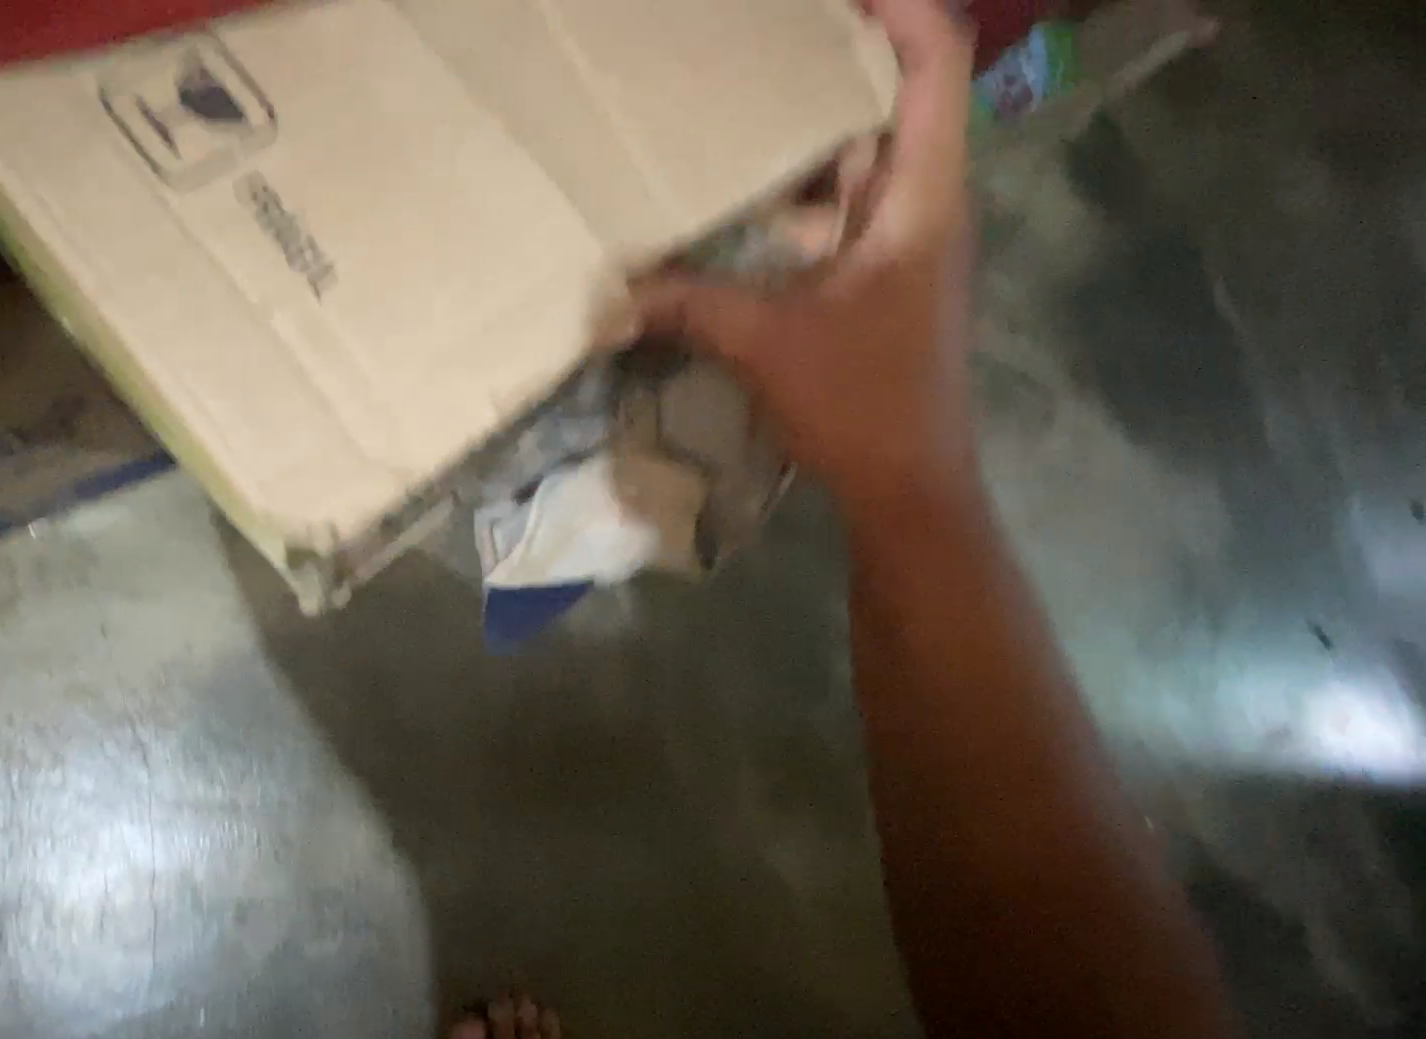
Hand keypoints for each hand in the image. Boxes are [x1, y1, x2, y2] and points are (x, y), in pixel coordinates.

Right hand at [633, 0, 976, 520]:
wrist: (906, 482)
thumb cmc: (859, 403)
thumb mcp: (766, 344)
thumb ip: (690, 308)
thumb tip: (615, 299)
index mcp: (920, 198)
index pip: (932, 64)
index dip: (891, 9)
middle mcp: (921, 207)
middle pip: (892, 103)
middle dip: (829, 66)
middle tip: (759, 48)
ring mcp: (899, 247)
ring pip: (859, 164)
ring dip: (806, 138)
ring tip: (739, 111)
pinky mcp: (875, 283)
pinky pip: (836, 216)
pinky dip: (794, 200)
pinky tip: (741, 206)